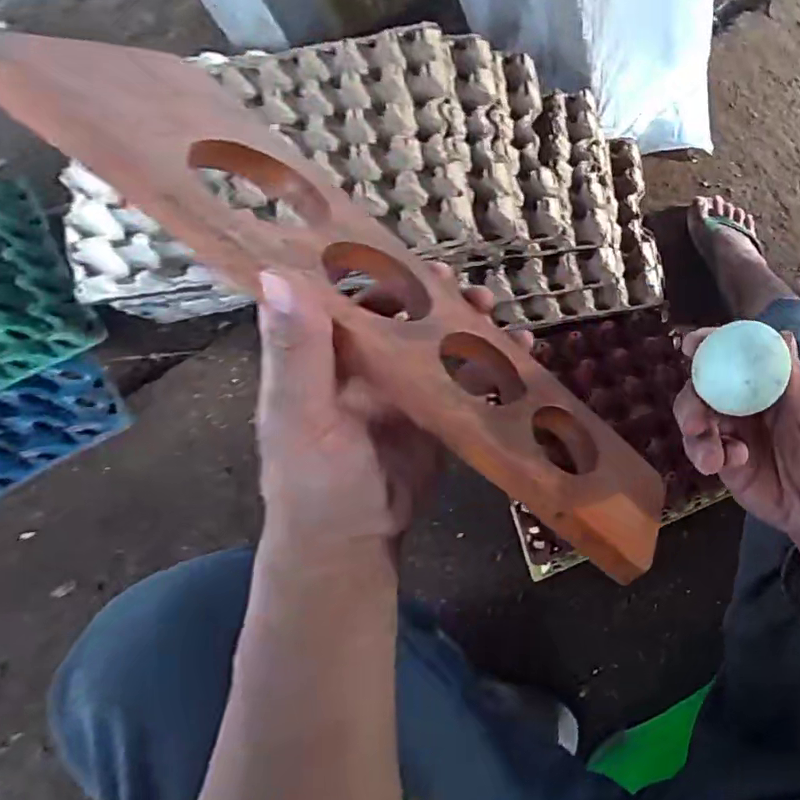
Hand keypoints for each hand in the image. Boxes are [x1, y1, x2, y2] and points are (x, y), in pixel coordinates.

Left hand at [254, 264, 532, 554]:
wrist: (355, 539)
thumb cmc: (314, 481)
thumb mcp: (300, 415)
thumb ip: (297, 353)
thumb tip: (278, 276)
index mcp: (326, 356)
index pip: (352, 300)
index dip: (382, 275)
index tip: (415, 260)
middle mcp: (367, 366)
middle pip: (408, 318)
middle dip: (441, 300)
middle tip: (475, 292)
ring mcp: (406, 390)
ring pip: (441, 345)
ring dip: (470, 327)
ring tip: (499, 317)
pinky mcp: (438, 415)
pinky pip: (467, 381)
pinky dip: (492, 366)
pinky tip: (521, 353)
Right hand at [673, 327, 799, 539]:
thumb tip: (783, 338)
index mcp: (769, 382)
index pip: (736, 353)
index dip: (712, 344)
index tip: (692, 345)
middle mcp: (744, 400)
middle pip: (704, 383)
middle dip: (692, 395)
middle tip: (694, 417)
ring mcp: (730, 429)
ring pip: (694, 415)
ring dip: (693, 427)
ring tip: (710, 455)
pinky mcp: (722, 459)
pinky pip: (700, 448)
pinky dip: (706, 454)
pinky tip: (731, 463)